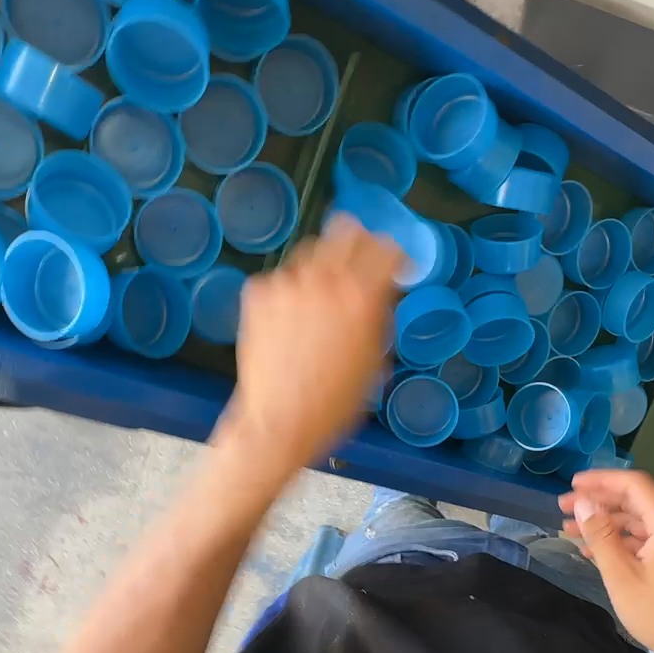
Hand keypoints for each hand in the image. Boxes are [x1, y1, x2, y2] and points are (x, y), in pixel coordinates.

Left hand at [215, 215, 401, 478]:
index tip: (396, 267)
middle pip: (347, 231)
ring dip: (321, 269)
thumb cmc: (334, 403)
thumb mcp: (375, 362)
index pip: (387, 247)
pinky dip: (290, 293)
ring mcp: (286, 282)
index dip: (396, 257)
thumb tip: (380, 295)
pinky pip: (281, 279)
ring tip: (320, 302)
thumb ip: (379, 317)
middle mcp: (324, 277)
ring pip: (311, 254)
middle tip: (359, 269)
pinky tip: (290, 322)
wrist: (279, 421)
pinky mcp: (257, 292)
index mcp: (362, 295)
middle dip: (358, 246)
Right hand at [557, 470, 653, 652]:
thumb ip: (600, 535)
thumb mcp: (621, 576)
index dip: (601, 481)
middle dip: (598, 502)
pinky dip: (622, 540)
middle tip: (563, 508)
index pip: (635, 485)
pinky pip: (649, 538)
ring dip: (607, 523)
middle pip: (636, 501)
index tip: (572, 485)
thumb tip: (582, 502)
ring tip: (571, 530)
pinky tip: (595, 550)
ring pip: (640, 521)